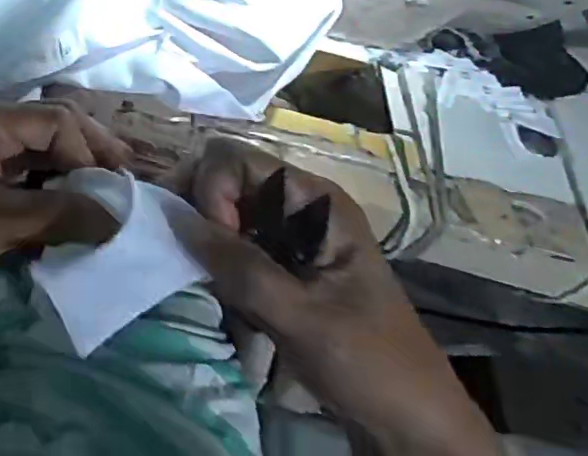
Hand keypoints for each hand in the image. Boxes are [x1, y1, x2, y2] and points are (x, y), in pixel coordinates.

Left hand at [0, 100, 132, 298]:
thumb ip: (57, 214)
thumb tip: (117, 216)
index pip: (56, 120)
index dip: (88, 153)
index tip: (107, 196)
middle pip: (53, 126)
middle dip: (90, 154)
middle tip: (125, 188)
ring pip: (43, 148)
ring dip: (74, 172)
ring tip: (106, 203)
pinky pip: (28, 169)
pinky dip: (52, 187)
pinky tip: (71, 214)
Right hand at [179, 138, 498, 455]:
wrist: (415, 430)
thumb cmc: (371, 365)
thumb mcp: (301, 316)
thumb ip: (237, 264)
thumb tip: (172, 216)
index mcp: (313, 199)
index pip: (232, 159)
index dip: (212, 189)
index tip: (217, 240)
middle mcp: (295, 203)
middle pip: (218, 177)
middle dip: (198, 211)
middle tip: (193, 255)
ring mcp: (284, 231)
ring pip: (215, 209)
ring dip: (202, 240)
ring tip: (207, 278)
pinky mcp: (275, 259)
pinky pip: (224, 240)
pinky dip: (212, 261)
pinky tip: (220, 291)